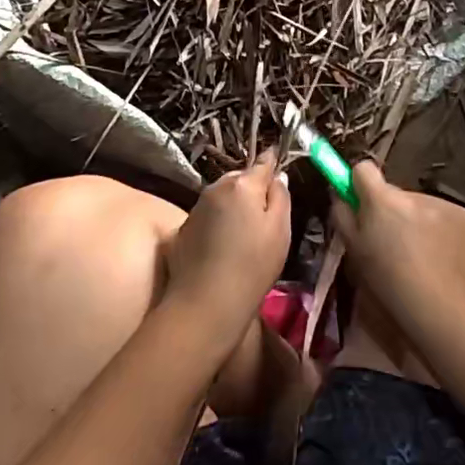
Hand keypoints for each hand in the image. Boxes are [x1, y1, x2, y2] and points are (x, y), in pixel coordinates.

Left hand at [164, 151, 291, 337]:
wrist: (206, 302)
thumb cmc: (253, 265)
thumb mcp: (280, 231)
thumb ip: (281, 197)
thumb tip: (277, 177)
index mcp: (242, 185)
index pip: (262, 163)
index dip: (272, 164)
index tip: (278, 165)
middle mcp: (215, 188)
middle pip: (239, 179)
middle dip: (251, 188)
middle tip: (264, 212)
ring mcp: (196, 208)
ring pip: (221, 198)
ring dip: (232, 206)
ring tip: (243, 232)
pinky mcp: (183, 229)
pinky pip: (207, 216)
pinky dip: (217, 223)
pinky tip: (222, 246)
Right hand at [325, 162, 464, 338]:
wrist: (443, 309)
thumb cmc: (389, 283)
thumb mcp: (355, 251)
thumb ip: (345, 218)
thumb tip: (341, 199)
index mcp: (381, 201)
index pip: (363, 169)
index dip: (357, 183)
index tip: (356, 202)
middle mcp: (412, 197)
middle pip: (392, 192)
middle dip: (387, 209)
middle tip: (385, 239)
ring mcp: (441, 208)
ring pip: (416, 208)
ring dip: (411, 222)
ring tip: (415, 256)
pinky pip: (439, 220)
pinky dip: (435, 233)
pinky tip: (437, 259)